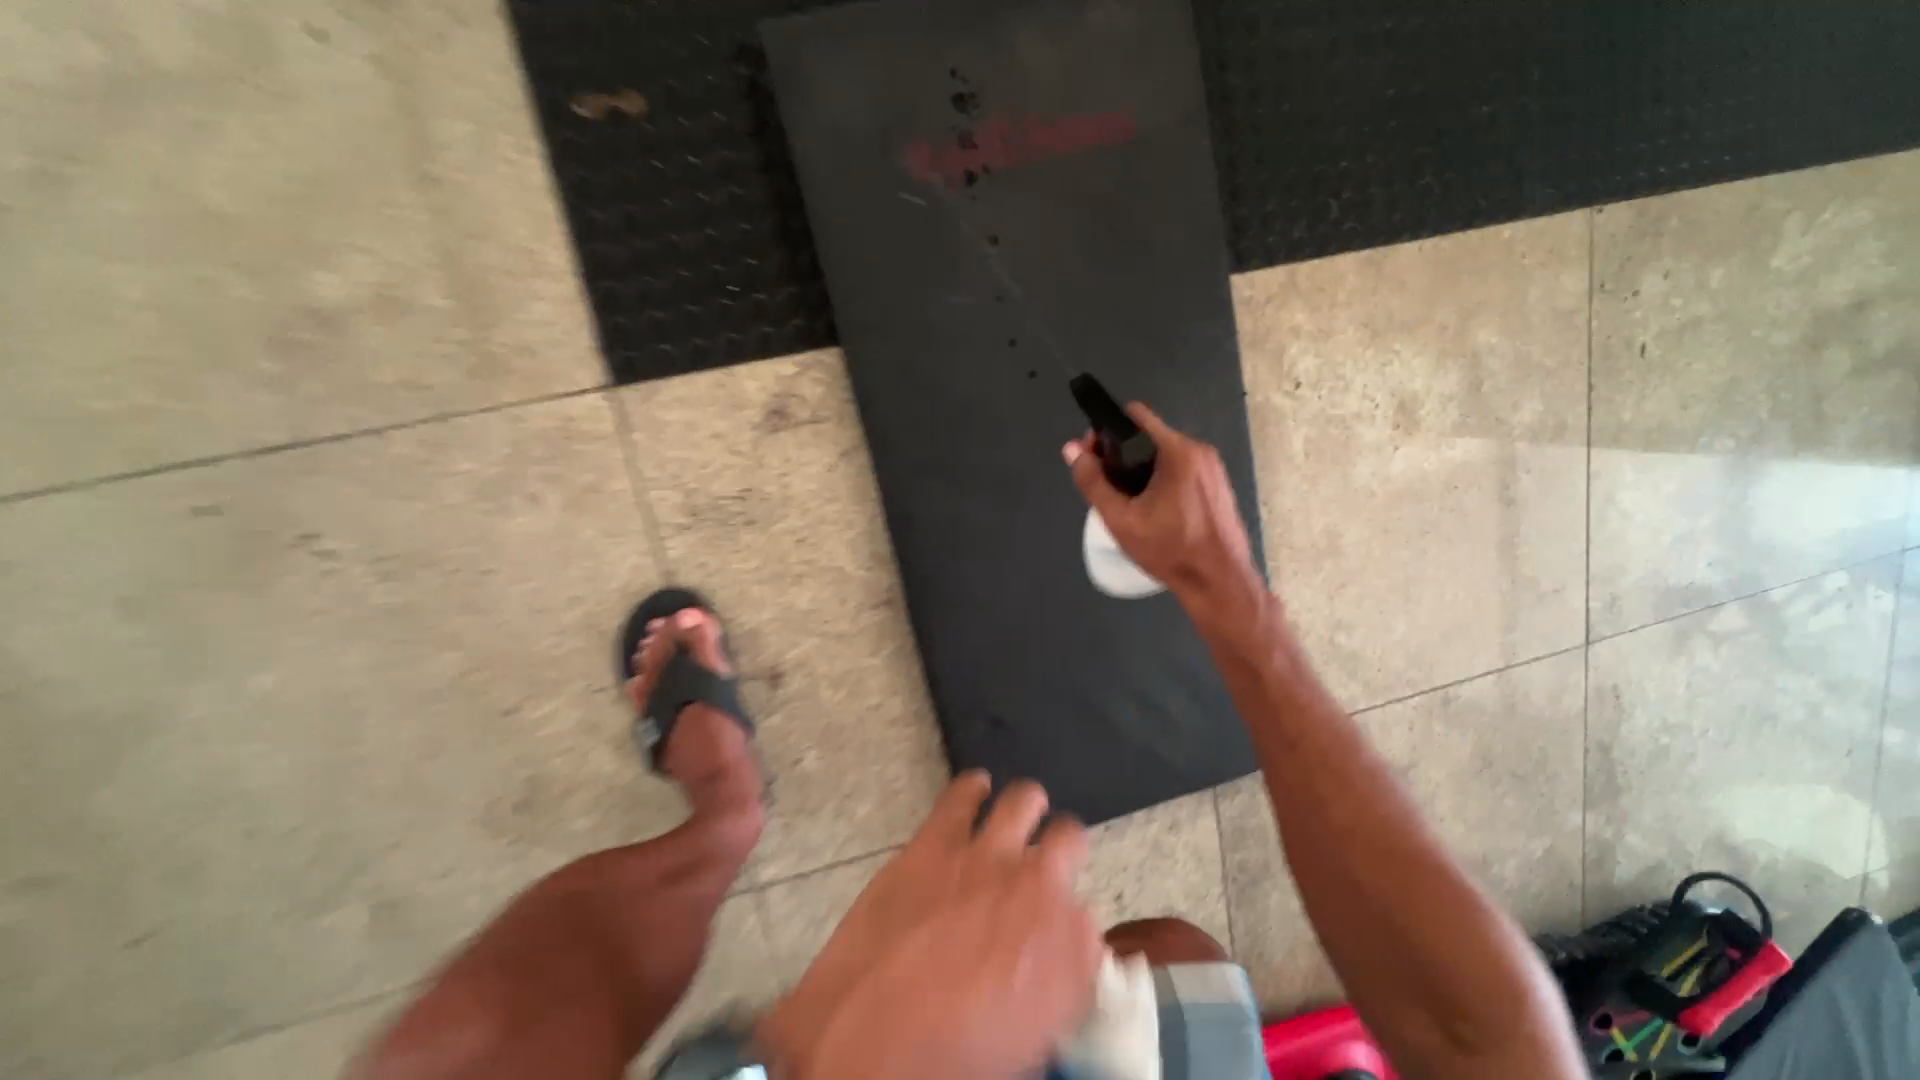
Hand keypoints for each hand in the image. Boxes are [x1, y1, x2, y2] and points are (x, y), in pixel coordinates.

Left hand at [757, 773, 1100, 1079]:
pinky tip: (974, 790)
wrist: (872, 1036)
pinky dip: (973, 788)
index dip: (1069, 924)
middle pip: (1070, 841)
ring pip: (1025, 800)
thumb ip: (1053, 995)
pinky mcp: (937, 840)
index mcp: (1071, 947)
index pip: (1091, 919)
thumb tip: (1053, 974)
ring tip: (1020, 811)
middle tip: (1044, 861)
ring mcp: (988, 855)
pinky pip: (964, 793)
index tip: (1053, 933)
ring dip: (1026, 807)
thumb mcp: (1027, 1043)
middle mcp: (1041, 889)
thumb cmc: (953, 1056)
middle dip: (1062, 849)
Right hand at [1063, 403, 1260, 611]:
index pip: (1136, 415)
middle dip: (1122, 455)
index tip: (1095, 456)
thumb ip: (1093, 482)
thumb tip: (1072, 450)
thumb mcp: (1121, 520)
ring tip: (1128, 502)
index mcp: (1177, 451)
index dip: (1107, 430)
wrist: (1219, 582)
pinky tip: (1155, 510)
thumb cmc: (1170, 550)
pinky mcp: (1219, 484)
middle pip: (1149, 436)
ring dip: (1142, 469)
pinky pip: (1183, 470)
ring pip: (1165, 454)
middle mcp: (1199, 450)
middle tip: (1107, 487)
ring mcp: (1213, 467)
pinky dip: (1163, 480)